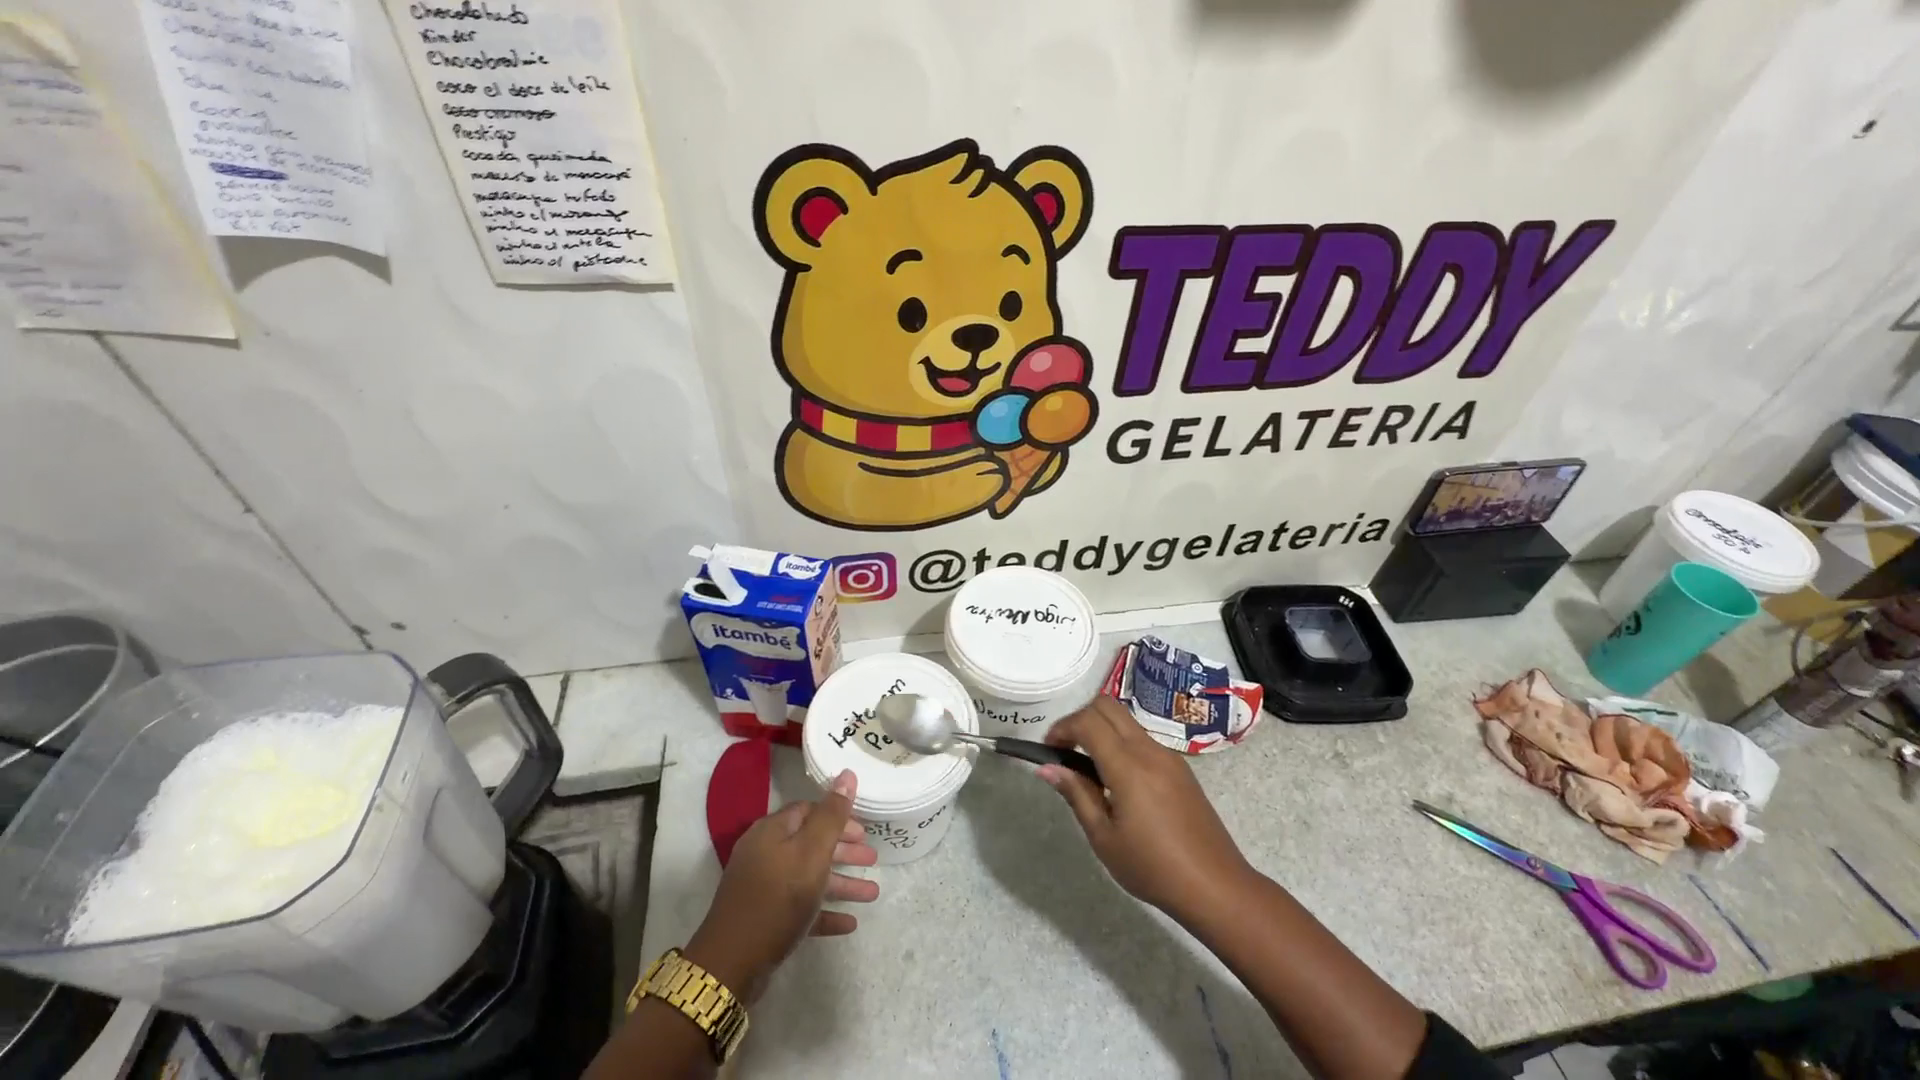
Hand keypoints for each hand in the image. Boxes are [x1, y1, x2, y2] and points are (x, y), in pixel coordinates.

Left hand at [684, 769, 878, 1003]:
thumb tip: (847, 774)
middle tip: (873, 859)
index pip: (808, 812)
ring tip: (873, 894)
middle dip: (843, 852)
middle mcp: (765, 854)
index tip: (865, 831)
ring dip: (841, 884)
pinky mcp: (766, 919)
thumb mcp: (811, 853)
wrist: (733, 962)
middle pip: (810, 844)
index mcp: (772, 832)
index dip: (838, 818)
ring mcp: (763, 888)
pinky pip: (801, 909)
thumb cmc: (777, 899)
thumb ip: (831, 816)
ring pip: (809, 878)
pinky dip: (825, 912)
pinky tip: (849, 923)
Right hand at [1039, 697, 1252, 921]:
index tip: (1048, 750)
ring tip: (1087, 770)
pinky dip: (1121, 744)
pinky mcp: (1180, 769)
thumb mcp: (1104, 837)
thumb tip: (1048, 768)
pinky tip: (1116, 782)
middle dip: (1080, 720)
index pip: (1088, 722)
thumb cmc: (1152, 867)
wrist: (1215, 886)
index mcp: (1129, 766)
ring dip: (1101, 731)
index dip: (1062, 728)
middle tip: (1065, 752)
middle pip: (1108, 707)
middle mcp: (1150, 751)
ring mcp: (1169, 757)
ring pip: (1127, 722)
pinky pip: (1143, 740)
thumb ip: (1077, 795)